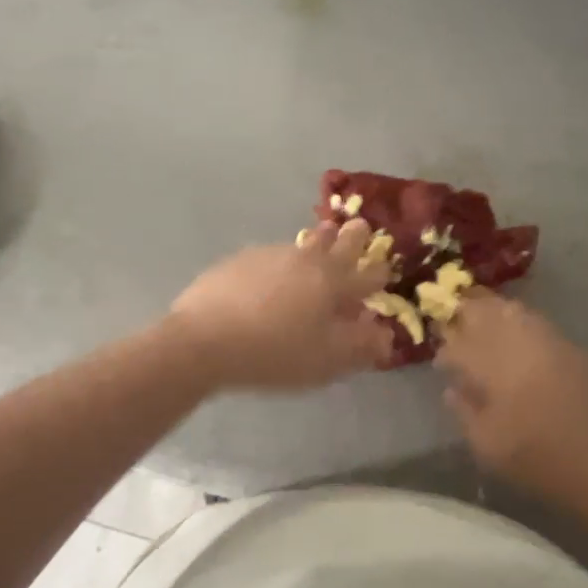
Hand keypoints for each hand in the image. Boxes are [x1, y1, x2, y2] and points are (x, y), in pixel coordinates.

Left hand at [170, 219, 391, 388]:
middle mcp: (306, 260)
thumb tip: (385, 335)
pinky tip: (271, 273)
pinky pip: (270, 255)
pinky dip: (280, 261)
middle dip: (352, 236)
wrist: (203, 340)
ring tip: (320, 239)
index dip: (379, 272)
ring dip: (317, 242)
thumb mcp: (325, 360)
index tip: (384, 269)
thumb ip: (359, 346)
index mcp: (333, 282)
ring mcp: (270, 255)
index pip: (367, 273)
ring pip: (302, 244)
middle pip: (336, 242)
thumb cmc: (274, 353)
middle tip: (359, 227)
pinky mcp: (238, 260)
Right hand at [436, 291, 587, 504]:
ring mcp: (550, 343)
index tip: (440, 358)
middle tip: (454, 320)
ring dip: (492, 310)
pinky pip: (537, 322)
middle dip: (465, 312)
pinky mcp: (573, 349)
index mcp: (494, 369)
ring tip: (481, 317)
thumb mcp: (487, 447)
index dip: (445, 346)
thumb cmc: (539, 462)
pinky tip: (515, 333)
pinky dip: (519, 320)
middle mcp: (520, 345)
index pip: (459, 344)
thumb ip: (465, 412)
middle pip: (485, 313)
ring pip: (513, 311)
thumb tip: (452, 388)